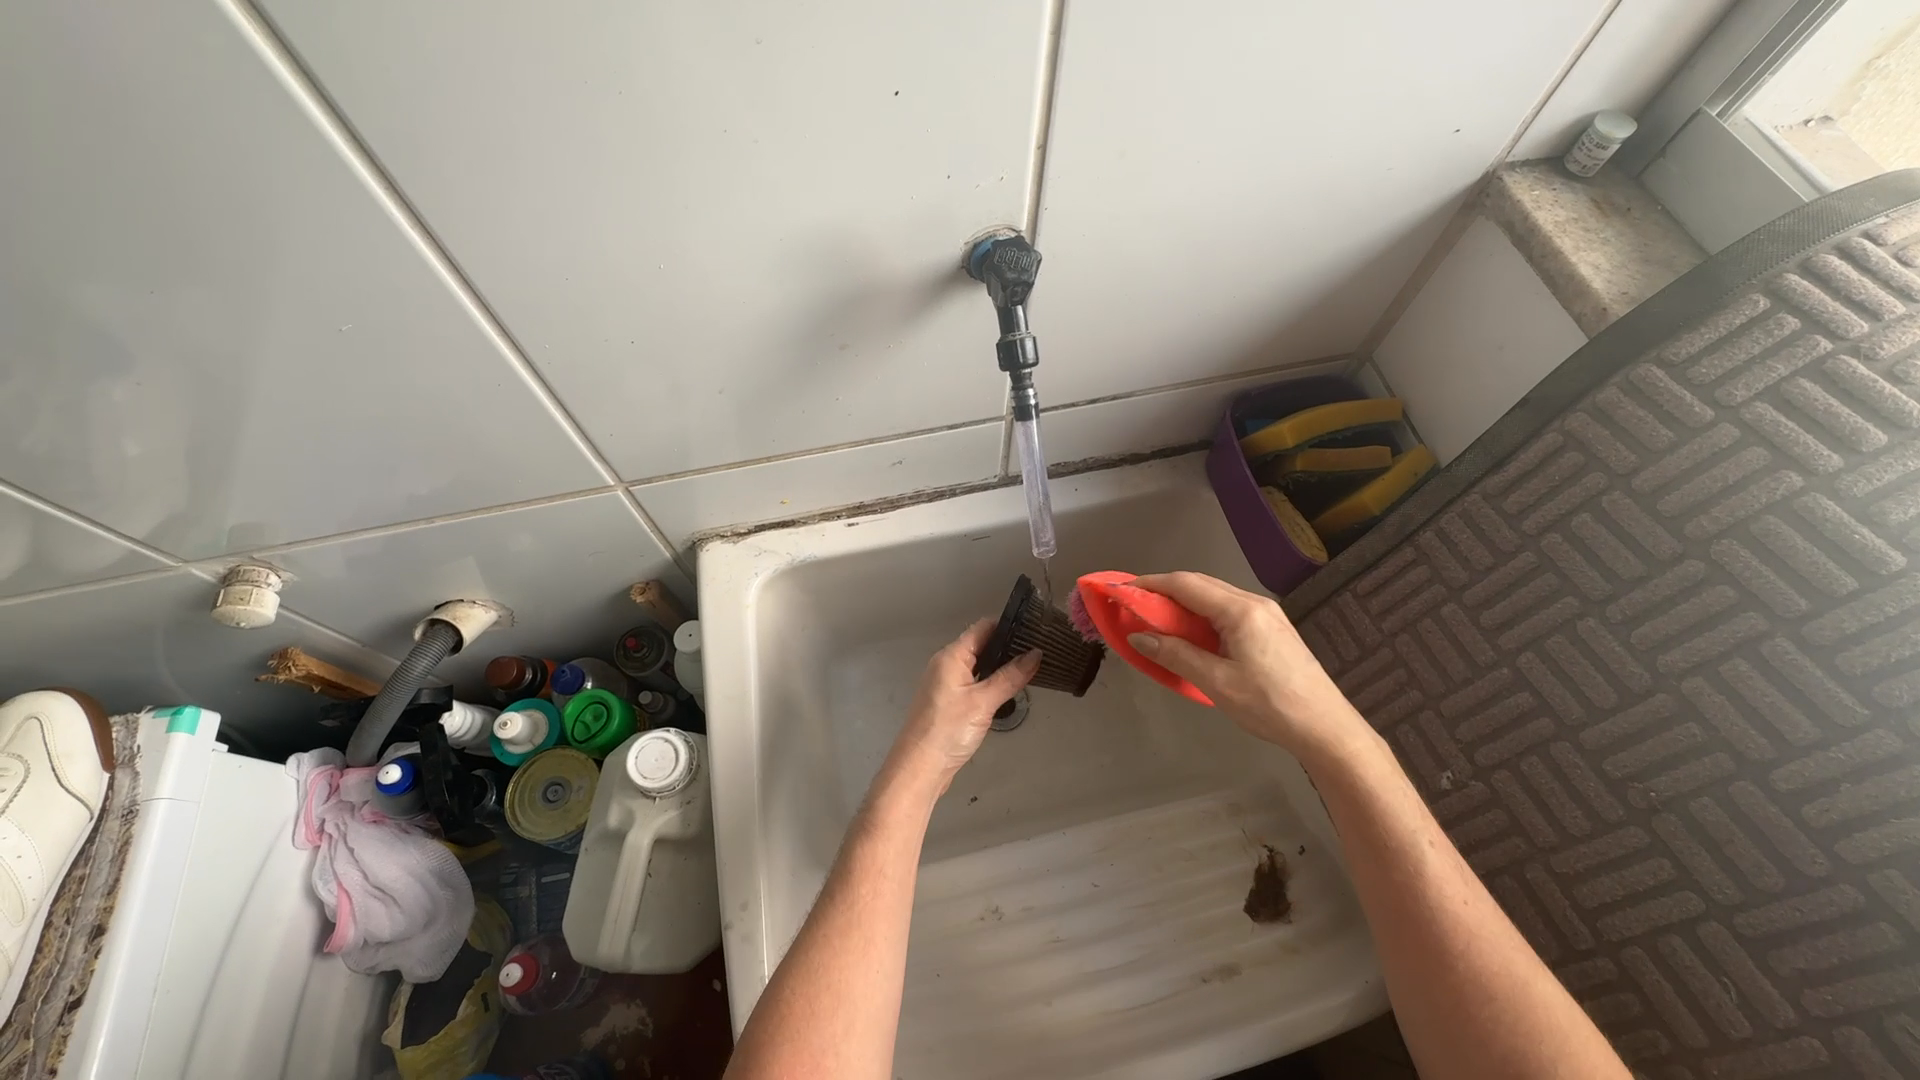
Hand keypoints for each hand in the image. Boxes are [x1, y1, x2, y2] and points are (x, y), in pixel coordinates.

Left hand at [886, 619, 1041, 791]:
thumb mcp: (984, 702)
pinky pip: (972, 682)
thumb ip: (1010, 677)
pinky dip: (989, 682)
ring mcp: (944, 684)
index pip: (982, 628)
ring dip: (998, 667)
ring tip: (1028, 669)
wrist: (919, 768)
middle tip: (1038, 652)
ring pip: (976, 665)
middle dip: (1006, 647)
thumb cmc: (948, 730)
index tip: (1033, 629)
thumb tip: (1035, 654)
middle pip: (980, 645)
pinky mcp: (947, 702)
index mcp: (951, 656)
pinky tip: (1005, 691)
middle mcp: (945, 664)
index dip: (1007, 626)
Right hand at [1126, 572, 1371, 763]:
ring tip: (1156, 623)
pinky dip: (1201, 615)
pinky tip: (1190, 636)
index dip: (1150, 584)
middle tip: (1134, 607)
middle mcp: (1254, 603)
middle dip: (1163, 592)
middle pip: (1200, 584)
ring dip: (1182, 604)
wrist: (1325, 727)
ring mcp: (1267, 614)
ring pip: (1214, 596)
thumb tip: (1139, 636)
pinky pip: (1227, 610)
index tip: (1122, 591)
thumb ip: (1176, 655)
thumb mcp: (1217, 683)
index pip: (1185, 584)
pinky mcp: (1272, 628)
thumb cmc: (1270, 706)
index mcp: (1240, 611)